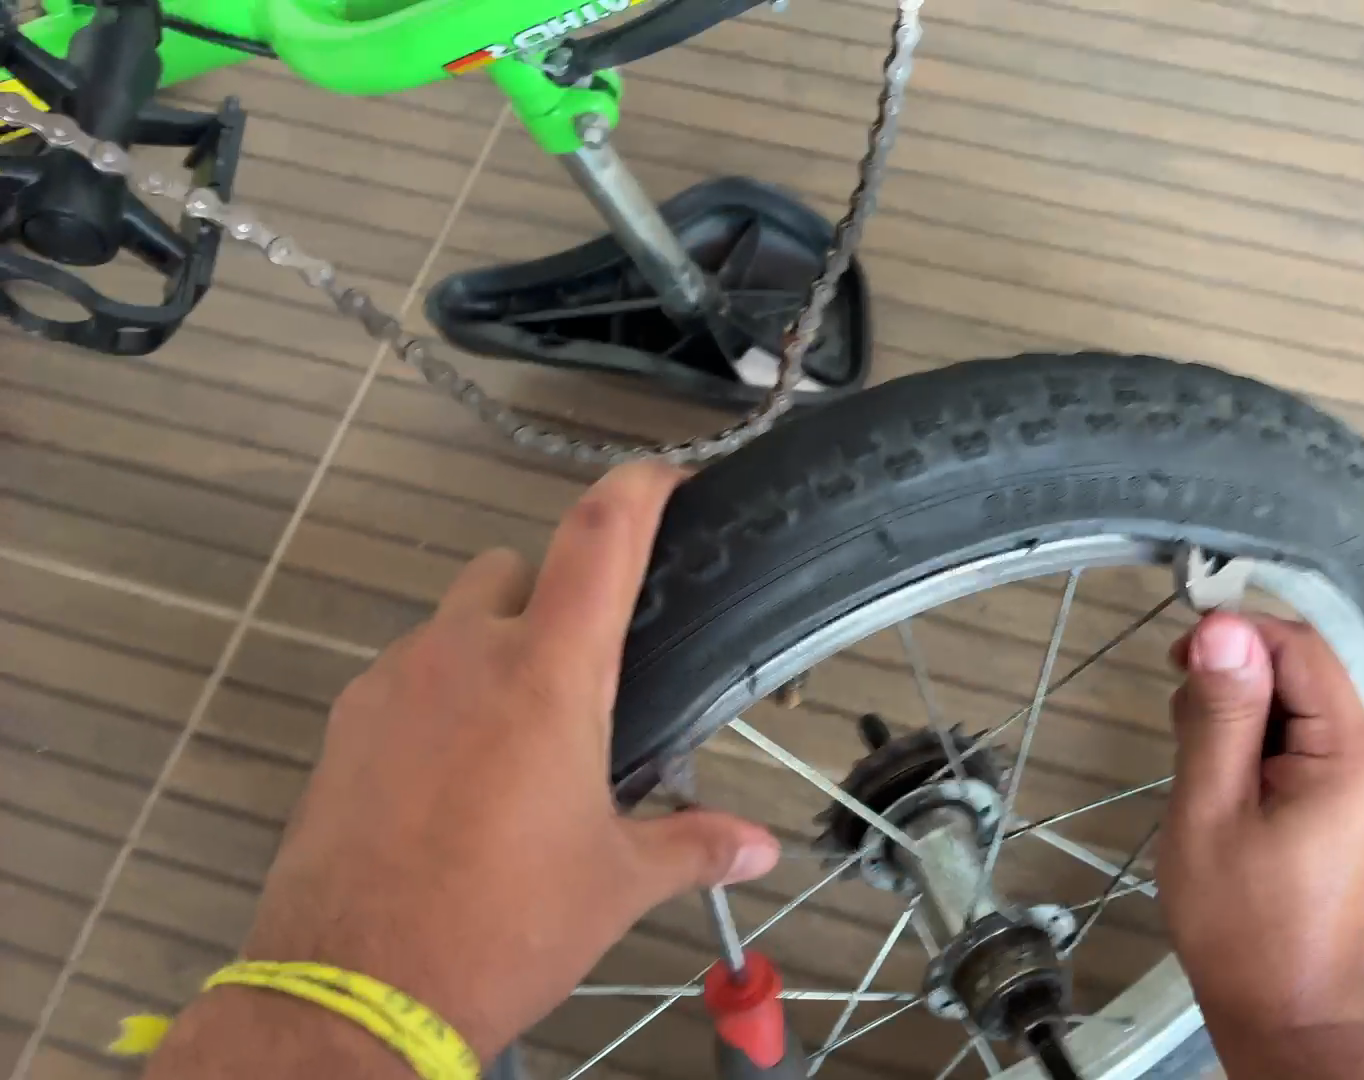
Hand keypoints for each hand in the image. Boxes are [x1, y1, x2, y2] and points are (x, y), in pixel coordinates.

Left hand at [195, 465, 778, 1063]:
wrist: (345, 1006)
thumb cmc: (505, 924)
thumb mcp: (617, 881)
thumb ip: (698, 845)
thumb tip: (765, 850)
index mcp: (551, 675)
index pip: (599, 539)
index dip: (638, 489)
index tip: (667, 476)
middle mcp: (468, 655)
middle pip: (519, 564)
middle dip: (562, 589)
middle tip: (593, 662)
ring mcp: (395, 684)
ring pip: (461, 617)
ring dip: (503, 641)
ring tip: (527, 723)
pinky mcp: (345, 724)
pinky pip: (413, 671)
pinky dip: (448, 688)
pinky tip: (462, 761)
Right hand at [1159, 612, 1363, 1077]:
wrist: (1280, 1008)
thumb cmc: (1237, 917)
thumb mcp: (1211, 805)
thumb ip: (1220, 713)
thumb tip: (1220, 626)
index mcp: (1352, 754)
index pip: (1298, 648)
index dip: (1235, 637)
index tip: (1176, 661)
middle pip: (1296, 671)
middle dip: (1230, 682)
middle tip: (1183, 731)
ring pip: (1289, 700)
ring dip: (1233, 714)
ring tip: (1199, 768)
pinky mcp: (1346, 793)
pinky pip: (1295, 735)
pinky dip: (1249, 740)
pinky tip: (1220, 778)